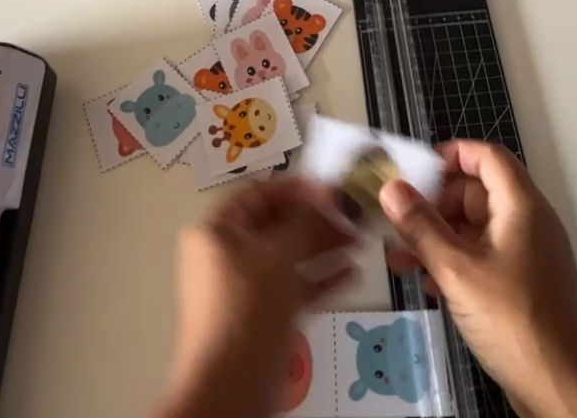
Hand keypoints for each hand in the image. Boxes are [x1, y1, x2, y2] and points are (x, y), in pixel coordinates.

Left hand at [157, 179, 357, 417]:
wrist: (231, 388)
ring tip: (359, 243)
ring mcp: (243, 286)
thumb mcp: (278, 254)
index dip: (296, 189)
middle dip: (316, 220)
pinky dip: (318, 279)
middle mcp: (226, 253)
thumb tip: (324, 194)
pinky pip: (292, 286)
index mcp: (217, 229)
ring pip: (288, 256)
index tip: (332, 191)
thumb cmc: (249, 307)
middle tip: (353, 218)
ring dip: (323, 248)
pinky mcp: (260, 315)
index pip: (258, 193)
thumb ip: (304, 221)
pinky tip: (350, 274)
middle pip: (276, 224)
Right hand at [382, 141, 576, 417]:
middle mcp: (528, 222)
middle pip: (477, 192)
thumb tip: (392, 190)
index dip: (452, 155)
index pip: (488, 157)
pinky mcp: (523, 283)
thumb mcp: (457, 270)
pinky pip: (483, 255)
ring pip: (475, 227)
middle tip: (400, 218)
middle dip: (435, 203)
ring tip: (399, 255)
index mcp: (521, 206)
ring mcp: (527, 254)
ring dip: (438, 236)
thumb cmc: (513, 320)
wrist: (561, 388)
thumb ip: (421, 227)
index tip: (416, 169)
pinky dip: (454, 261)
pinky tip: (427, 283)